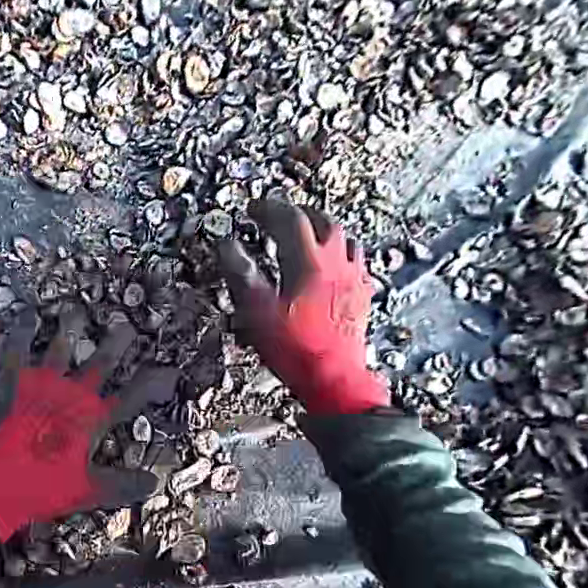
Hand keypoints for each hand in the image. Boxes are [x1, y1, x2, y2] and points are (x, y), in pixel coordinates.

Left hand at [0, 310, 177, 542]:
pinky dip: (19, 334)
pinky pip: (15, 354)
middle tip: (127, 328)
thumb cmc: (45, 488)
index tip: (170, 371)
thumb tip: (154, 482)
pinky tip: (23, 317)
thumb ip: (123, 483)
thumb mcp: (90, 490)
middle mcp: (71, 396)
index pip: (133, 395)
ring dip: (70, 330)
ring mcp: (41, 388)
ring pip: (60, 349)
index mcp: (93, 419)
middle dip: (117, 344)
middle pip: (100, 362)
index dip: (154, 382)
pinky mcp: (14, 387)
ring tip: (75, 312)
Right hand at [218, 196, 390, 415]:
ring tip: (303, 230)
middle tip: (276, 214)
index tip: (251, 209)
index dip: (268, 209)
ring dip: (320, 227)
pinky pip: (355, 258)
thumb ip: (241, 275)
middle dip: (297, 212)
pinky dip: (338, 250)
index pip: (289, 220)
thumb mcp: (257, 312)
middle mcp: (337, 263)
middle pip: (322, 222)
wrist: (335, 378)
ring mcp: (354, 278)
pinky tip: (330, 260)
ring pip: (342, 237)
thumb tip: (225, 246)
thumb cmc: (294, 348)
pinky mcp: (362, 293)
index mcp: (309, 263)